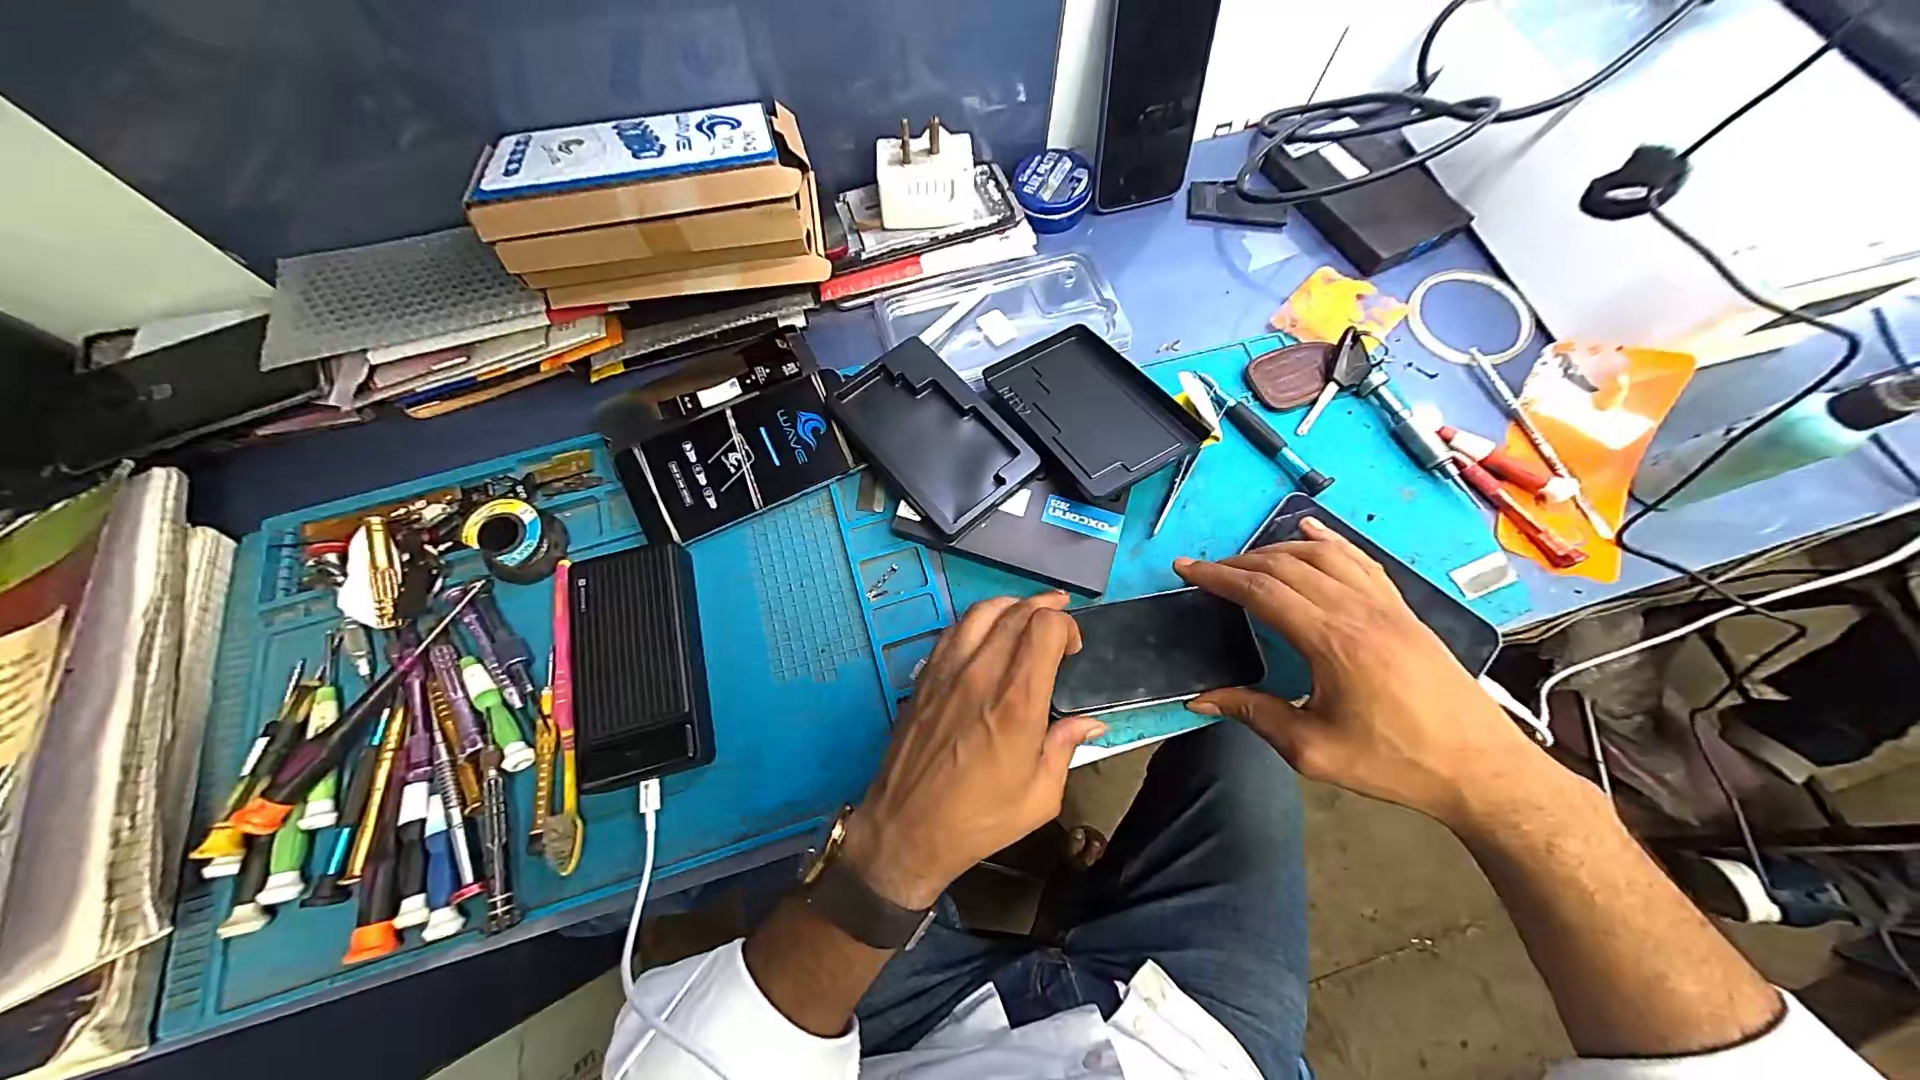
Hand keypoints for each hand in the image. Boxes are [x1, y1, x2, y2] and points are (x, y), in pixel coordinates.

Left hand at [841, 593, 1106, 909]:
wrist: (907, 828)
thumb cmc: (978, 819)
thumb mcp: (1039, 796)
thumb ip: (1066, 748)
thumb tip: (1091, 724)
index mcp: (1017, 703)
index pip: (1044, 629)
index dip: (1066, 626)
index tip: (1073, 648)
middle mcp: (981, 675)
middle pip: (1016, 613)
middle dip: (1046, 608)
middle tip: (1060, 619)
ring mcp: (947, 672)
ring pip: (981, 612)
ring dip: (1011, 605)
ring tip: (1028, 611)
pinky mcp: (925, 677)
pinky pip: (953, 630)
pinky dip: (977, 620)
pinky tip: (987, 630)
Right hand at [1173, 518, 1544, 824]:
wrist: (1483, 770)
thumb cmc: (1396, 762)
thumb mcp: (1313, 750)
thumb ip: (1254, 714)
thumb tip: (1200, 700)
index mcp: (1333, 641)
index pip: (1262, 591)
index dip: (1218, 576)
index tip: (1186, 569)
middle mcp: (1358, 610)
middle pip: (1286, 565)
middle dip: (1237, 562)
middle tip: (1206, 571)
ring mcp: (1386, 605)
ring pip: (1323, 554)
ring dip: (1276, 550)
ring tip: (1246, 560)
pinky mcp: (1404, 610)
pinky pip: (1360, 560)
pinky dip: (1329, 540)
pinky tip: (1311, 531)